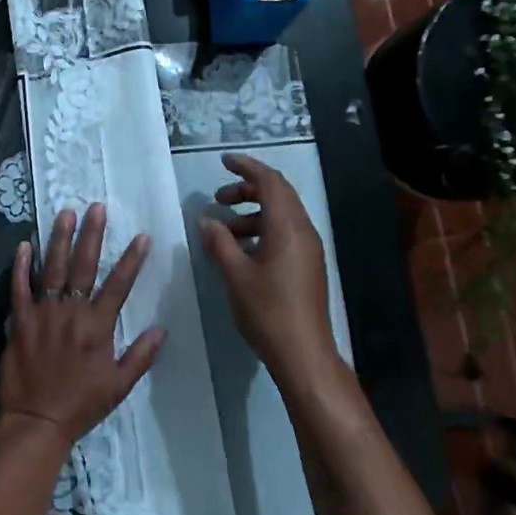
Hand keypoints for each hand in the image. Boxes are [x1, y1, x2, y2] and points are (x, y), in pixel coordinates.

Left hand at [0, 203, 165, 444]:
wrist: (36, 422)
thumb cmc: (82, 404)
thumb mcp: (120, 384)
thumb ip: (141, 355)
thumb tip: (161, 330)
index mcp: (97, 326)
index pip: (118, 284)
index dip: (132, 259)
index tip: (141, 236)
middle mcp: (71, 313)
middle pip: (83, 266)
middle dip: (92, 235)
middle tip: (96, 208)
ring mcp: (42, 315)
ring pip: (51, 269)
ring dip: (59, 239)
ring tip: (65, 214)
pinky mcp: (18, 323)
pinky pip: (18, 289)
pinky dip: (20, 267)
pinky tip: (24, 245)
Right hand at [196, 154, 338, 387]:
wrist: (303, 352)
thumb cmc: (267, 311)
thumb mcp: (236, 275)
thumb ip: (219, 243)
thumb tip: (206, 220)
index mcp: (288, 227)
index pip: (270, 182)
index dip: (247, 167)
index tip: (223, 162)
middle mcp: (304, 231)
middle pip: (278, 195)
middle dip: (248, 190)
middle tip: (218, 198)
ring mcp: (309, 249)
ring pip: (282, 216)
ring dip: (253, 214)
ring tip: (223, 229)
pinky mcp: (308, 265)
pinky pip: (286, 234)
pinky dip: (263, 231)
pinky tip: (242, 250)